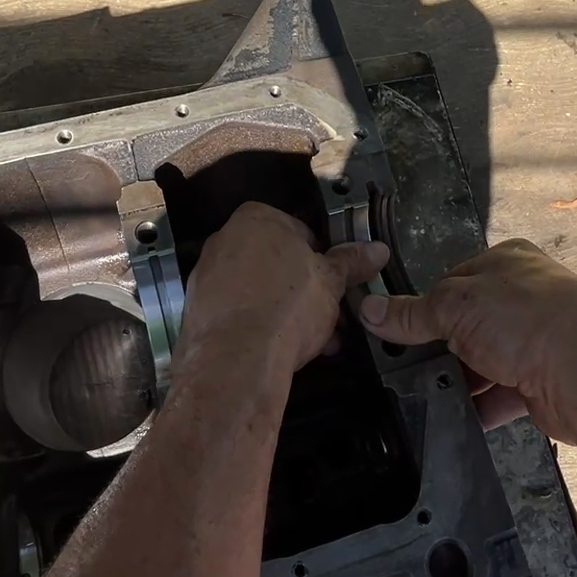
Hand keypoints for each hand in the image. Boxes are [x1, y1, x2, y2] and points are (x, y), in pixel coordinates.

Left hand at [175, 202, 388, 387]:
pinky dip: (261, 325)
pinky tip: (286, 350)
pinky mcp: (199, 310)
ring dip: (290, 312)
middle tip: (332, 316)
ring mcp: (207, 276)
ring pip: (260, 290)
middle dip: (308, 290)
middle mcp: (225, 239)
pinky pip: (240, 312)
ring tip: (318, 341)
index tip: (336, 285)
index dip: (324, 260)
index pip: (301, 231)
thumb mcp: (331, 281)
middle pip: (279, 263)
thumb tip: (378, 249)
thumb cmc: (288, 305)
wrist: (236, 358)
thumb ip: (352, 262)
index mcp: (256, 218)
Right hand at [357, 239, 576, 443]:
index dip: (428, 305)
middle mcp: (528, 292)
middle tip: (413, 366)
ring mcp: (541, 336)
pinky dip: (482, 404)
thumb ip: (411, 313)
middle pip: (470, 321)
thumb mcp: (454, 307)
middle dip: (444, 345)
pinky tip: (458, 416)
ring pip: (486, 357)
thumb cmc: (522, 322)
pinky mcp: (547, 377)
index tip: (404, 329)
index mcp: (509, 259)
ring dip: (462, 377)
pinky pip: (504, 391)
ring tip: (430, 394)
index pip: (454, 280)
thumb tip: (367, 308)